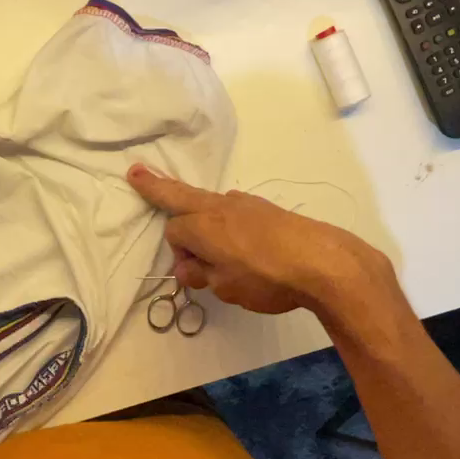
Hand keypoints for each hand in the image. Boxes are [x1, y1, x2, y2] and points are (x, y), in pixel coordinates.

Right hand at [127, 163, 396, 317]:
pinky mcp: (267, 209)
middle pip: (181, 195)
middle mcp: (219, 206)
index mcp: (202, 225)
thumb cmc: (266, 278)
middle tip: (136, 172)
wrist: (323, 262)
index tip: (191, 272)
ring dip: (199, 215)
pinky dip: (225, 221)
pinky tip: (238, 240)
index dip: (177, 254)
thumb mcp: (225, 286)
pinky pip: (233, 210)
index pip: (173, 232)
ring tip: (208, 240)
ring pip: (210, 203)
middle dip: (157, 186)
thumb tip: (189, 267)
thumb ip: (201, 274)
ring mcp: (245, 203)